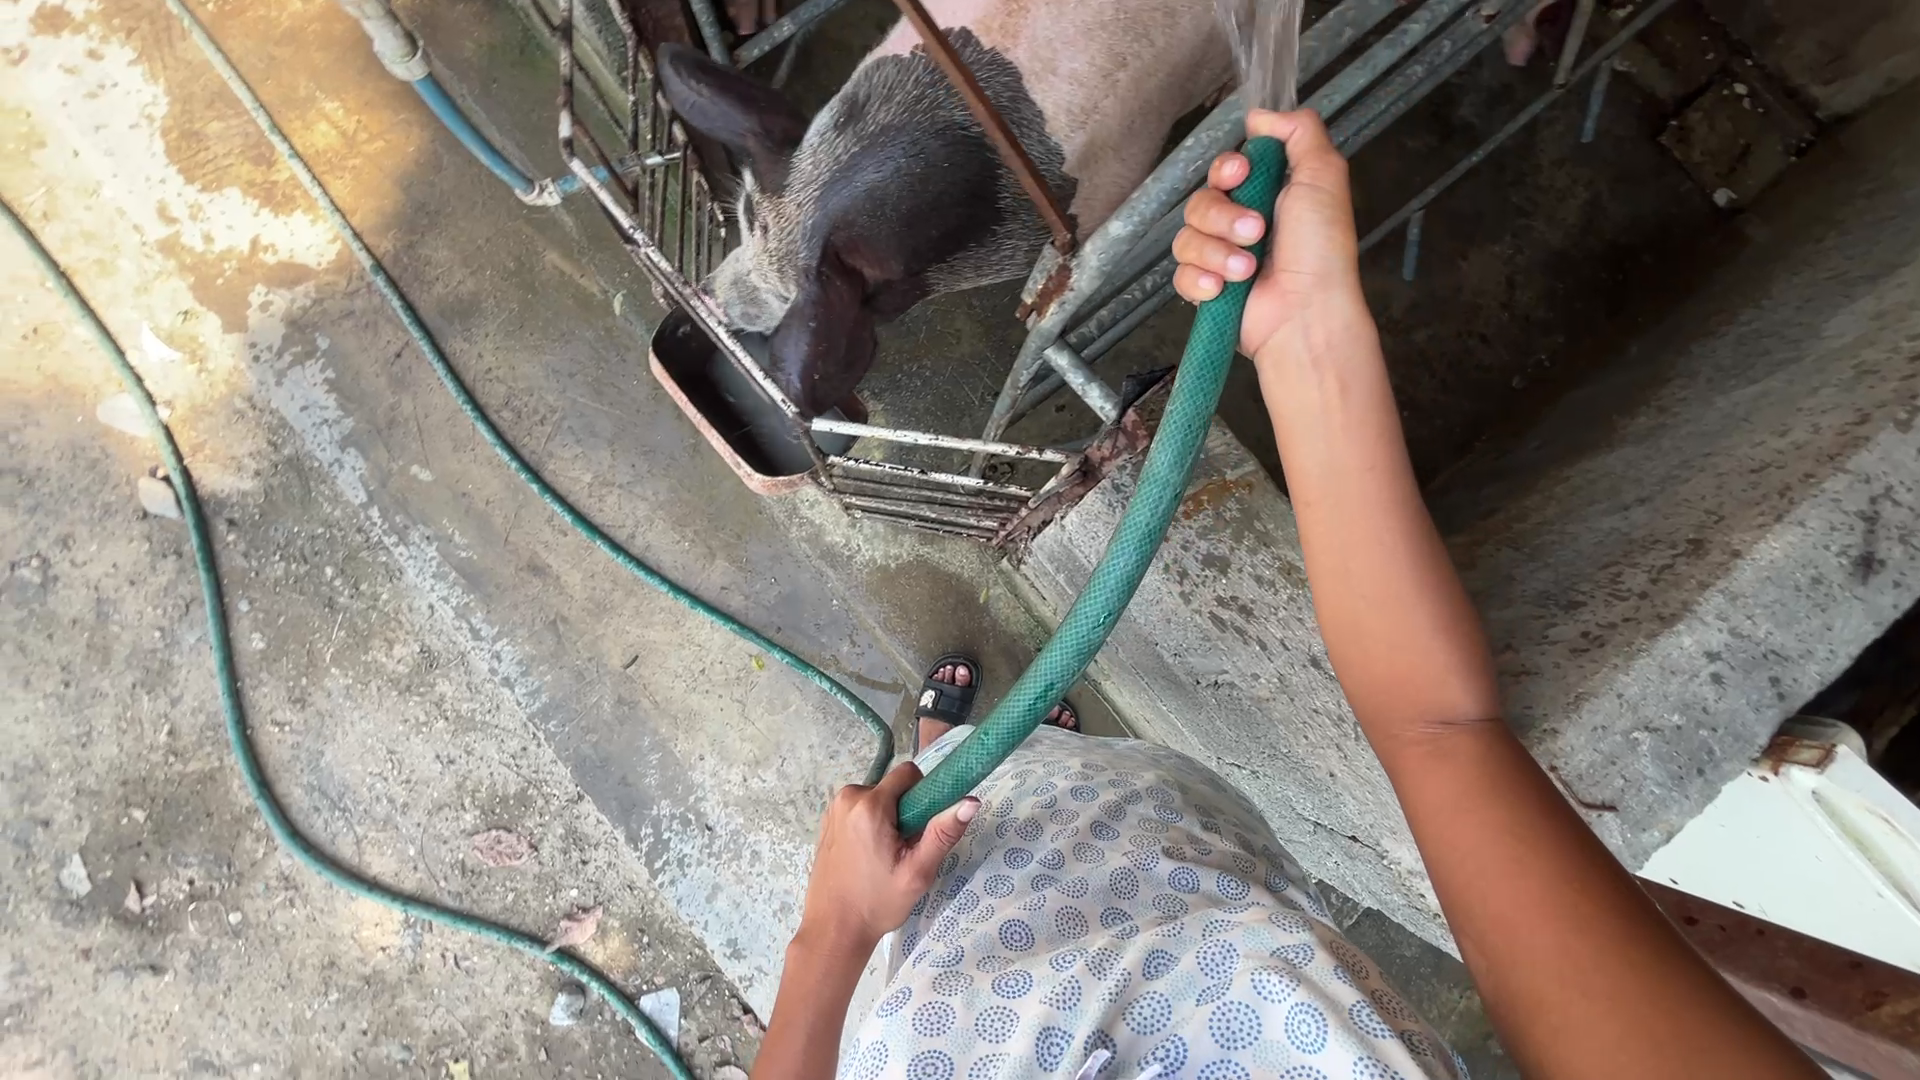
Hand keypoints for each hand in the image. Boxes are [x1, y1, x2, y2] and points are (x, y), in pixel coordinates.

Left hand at [795, 762, 978, 955]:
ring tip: (884, 855)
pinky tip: (867, 854)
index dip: (922, 795)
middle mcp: (848, 797)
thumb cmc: (876, 903)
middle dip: (903, 811)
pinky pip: (859, 808)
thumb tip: (971, 802)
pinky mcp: (827, 820)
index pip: (908, 774)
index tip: (921, 827)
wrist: (833, 930)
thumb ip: (943, 833)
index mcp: (870, 805)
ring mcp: (834, 808)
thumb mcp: (917, 873)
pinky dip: (868, 823)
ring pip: (876, 797)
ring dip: (886, 817)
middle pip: (891, 787)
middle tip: (903, 849)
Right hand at [1173, 109, 1371, 364]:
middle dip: (1222, 218)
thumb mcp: (1322, 176)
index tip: (1240, 178)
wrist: (1305, 312)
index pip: (1222, 172)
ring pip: (1186, 240)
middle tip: (1255, 233)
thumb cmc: (1320, 249)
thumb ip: (1298, 133)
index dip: (1224, 171)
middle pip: (1199, 203)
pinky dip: (1199, 281)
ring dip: (1216, 253)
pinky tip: (1220, 291)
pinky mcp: (1204, 292)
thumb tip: (1259, 114)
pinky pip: (1180, 276)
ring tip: (1246, 271)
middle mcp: (1237, 225)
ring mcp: (1218, 260)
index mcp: (1264, 196)